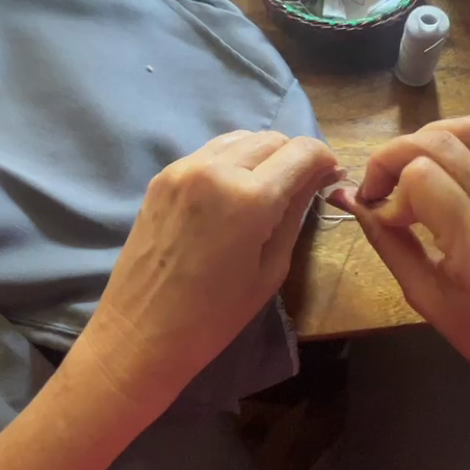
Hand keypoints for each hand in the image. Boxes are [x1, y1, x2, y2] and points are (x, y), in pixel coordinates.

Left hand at [75, 130, 340, 411]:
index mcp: (250, 197)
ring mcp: (184, 167)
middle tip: (300, 186)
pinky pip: (210, 152)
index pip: (302, 151)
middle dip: (293, 156)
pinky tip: (232, 192)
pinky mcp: (163, 175)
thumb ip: (296, 212)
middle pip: (271, 138)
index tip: (328, 177)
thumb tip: (321, 176)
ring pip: (239, 138)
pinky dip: (231, 161)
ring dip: (262, 154)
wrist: (140, 331)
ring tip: (266, 187)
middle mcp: (216, 169)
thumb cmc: (215, 316)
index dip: (324, 160)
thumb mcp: (271, 268)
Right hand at [333, 117, 469, 416]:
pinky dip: (458, 141)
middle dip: (396, 155)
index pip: (423, 177)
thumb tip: (348, 197)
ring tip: (406, 169)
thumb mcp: (425, 298)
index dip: (388, 187)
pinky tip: (440, 167)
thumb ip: (386, 240)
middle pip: (443, 143)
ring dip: (427, 138)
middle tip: (379, 186)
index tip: (380, 216)